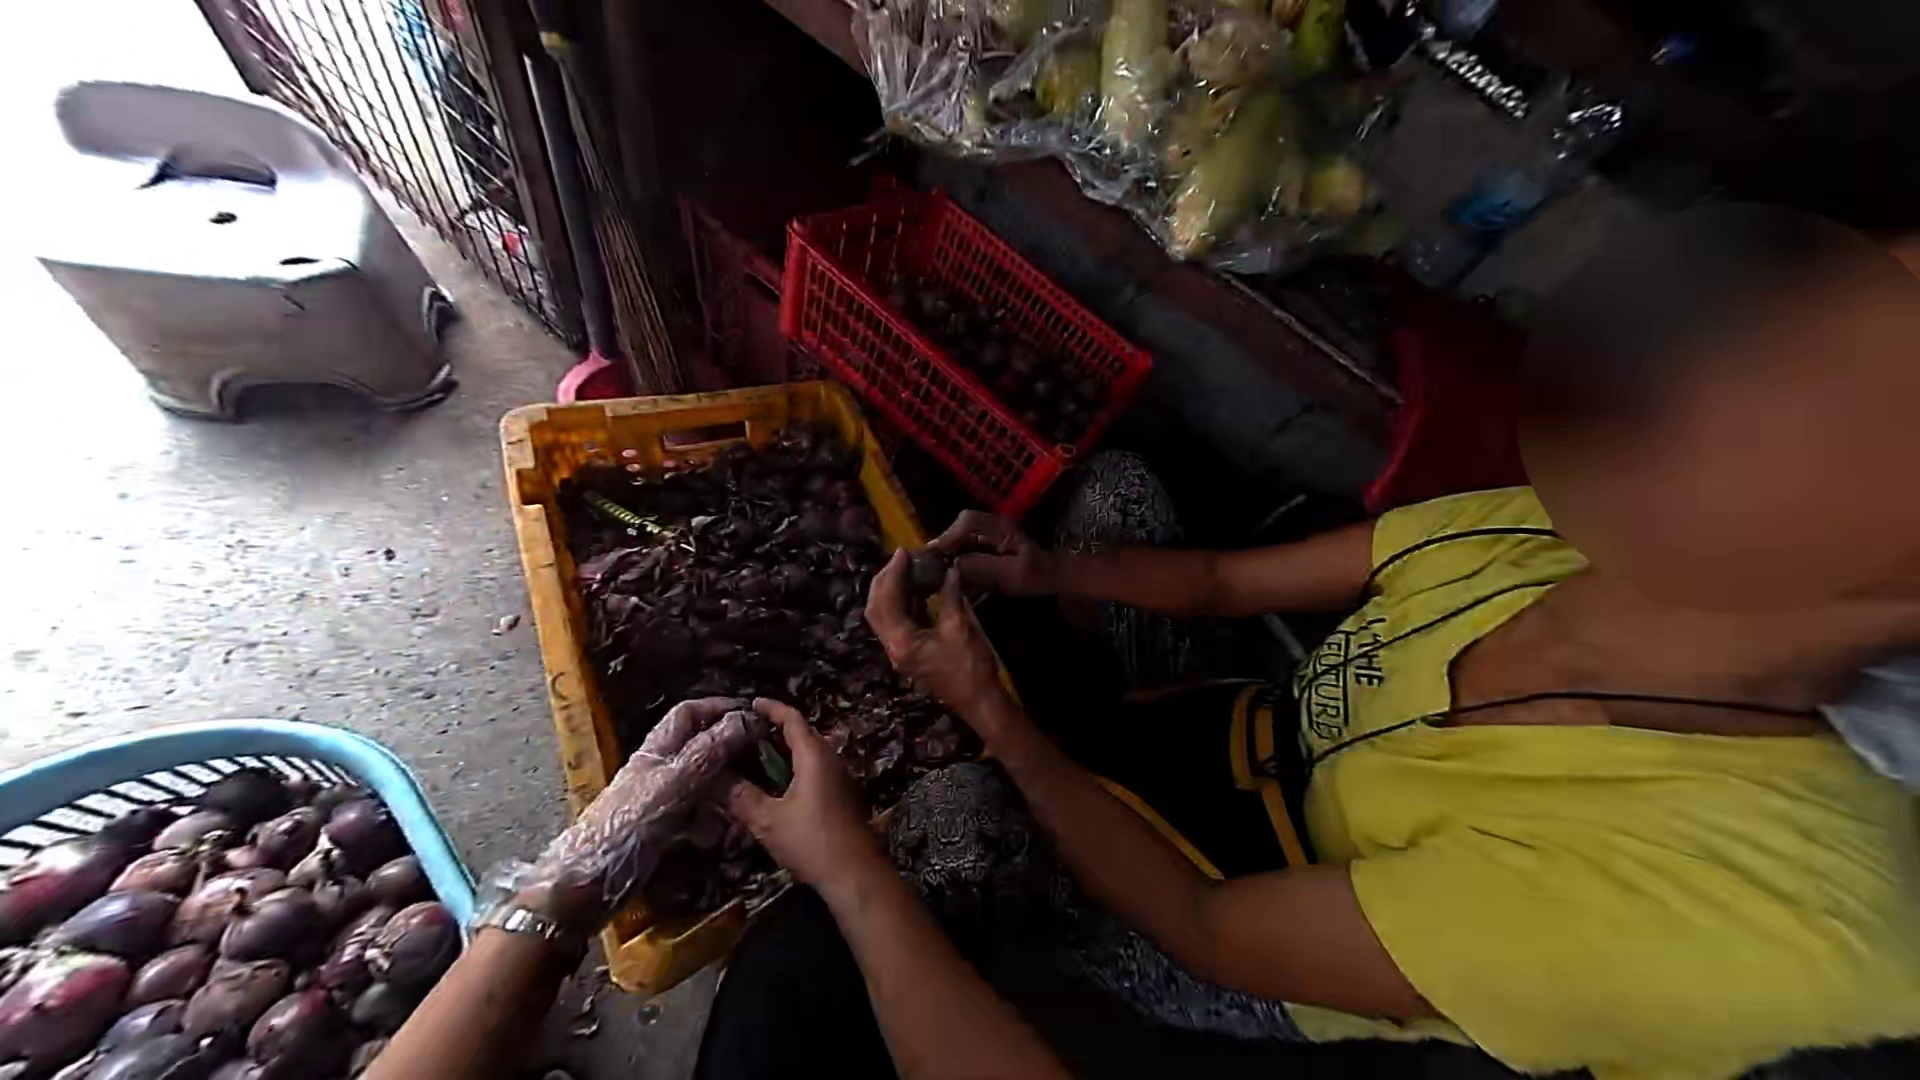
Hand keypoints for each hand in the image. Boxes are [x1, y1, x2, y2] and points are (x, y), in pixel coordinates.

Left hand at [519, 697, 761, 930]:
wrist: (585, 888)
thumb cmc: (627, 825)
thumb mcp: (674, 782)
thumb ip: (710, 750)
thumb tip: (747, 718)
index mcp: (659, 749)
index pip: (690, 712)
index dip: (719, 707)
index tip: (752, 714)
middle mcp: (662, 769)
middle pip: (702, 746)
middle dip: (731, 750)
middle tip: (761, 757)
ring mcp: (662, 799)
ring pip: (704, 782)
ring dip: (726, 790)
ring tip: (746, 800)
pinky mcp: (663, 829)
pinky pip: (697, 815)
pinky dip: (710, 822)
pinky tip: (716, 836)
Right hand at [724, 699, 880, 887]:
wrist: (853, 871)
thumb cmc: (812, 840)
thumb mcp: (769, 820)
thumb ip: (742, 797)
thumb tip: (715, 779)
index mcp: (814, 755)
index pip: (792, 719)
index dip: (772, 708)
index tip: (751, 703)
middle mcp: (829, 757)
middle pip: (802, 733)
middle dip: (775, 729)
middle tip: (746, 732)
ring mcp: (838, 775)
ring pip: (808, 752)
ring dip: (784, 750)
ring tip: (755, 755)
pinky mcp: (840, 792)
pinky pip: (814, 768)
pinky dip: (794, 766)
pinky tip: (776, 783)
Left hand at [867, 549, 1011, 723]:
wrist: (980, 703)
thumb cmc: (971, 668)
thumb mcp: (961, 628)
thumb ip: (950, 597)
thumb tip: (950, 571)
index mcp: (901, 642)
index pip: (886, 601)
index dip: (892, 573)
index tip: (903, 553)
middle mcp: (893, 647)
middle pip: (876, 607)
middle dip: (885, 580)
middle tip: (901, 559)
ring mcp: (900, 651)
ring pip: (885, 615)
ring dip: (892, 591)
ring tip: (908, 569)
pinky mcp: (910, 653)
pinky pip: (899, 622)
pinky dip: (905, 603)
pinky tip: (918, 589)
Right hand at [931, 511, 1058, 595]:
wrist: (1053, 577)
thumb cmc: (1037, 575)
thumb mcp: (1013, 575)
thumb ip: (984, 569)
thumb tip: (954, 565)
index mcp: (1000, 526)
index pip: (967, 522)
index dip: (948, 537)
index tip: (933, 555)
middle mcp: (990, 525)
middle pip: (958, 530)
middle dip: (942, 548)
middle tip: (927, 568)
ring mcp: (987, 535)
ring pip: (959, 541)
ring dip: (946, 557)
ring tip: (933, 575)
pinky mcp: (985, 547)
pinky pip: (964, 551)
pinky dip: (955, 563)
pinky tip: (950, 579)